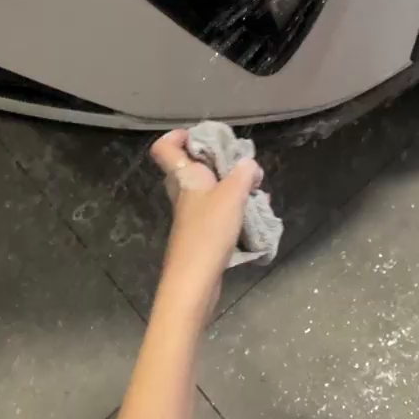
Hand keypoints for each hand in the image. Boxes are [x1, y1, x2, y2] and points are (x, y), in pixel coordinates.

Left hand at [149, 130, 261, 315]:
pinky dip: (233, 209)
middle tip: (239, 164)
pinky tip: (253, 216)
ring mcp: (190, 216)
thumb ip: (243, 174)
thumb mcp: (232, 195)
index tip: (203, 136)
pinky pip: (216, 212)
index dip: (177, 136)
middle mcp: (183, 194)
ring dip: (230, 187)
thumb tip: (250, 165)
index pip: (163, 148)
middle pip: (189, 167)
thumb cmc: (208, 232)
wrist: (194, 282)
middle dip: (215, 161)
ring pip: (207, 190)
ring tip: (255, 192)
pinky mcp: (200, 235)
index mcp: (184, 178)